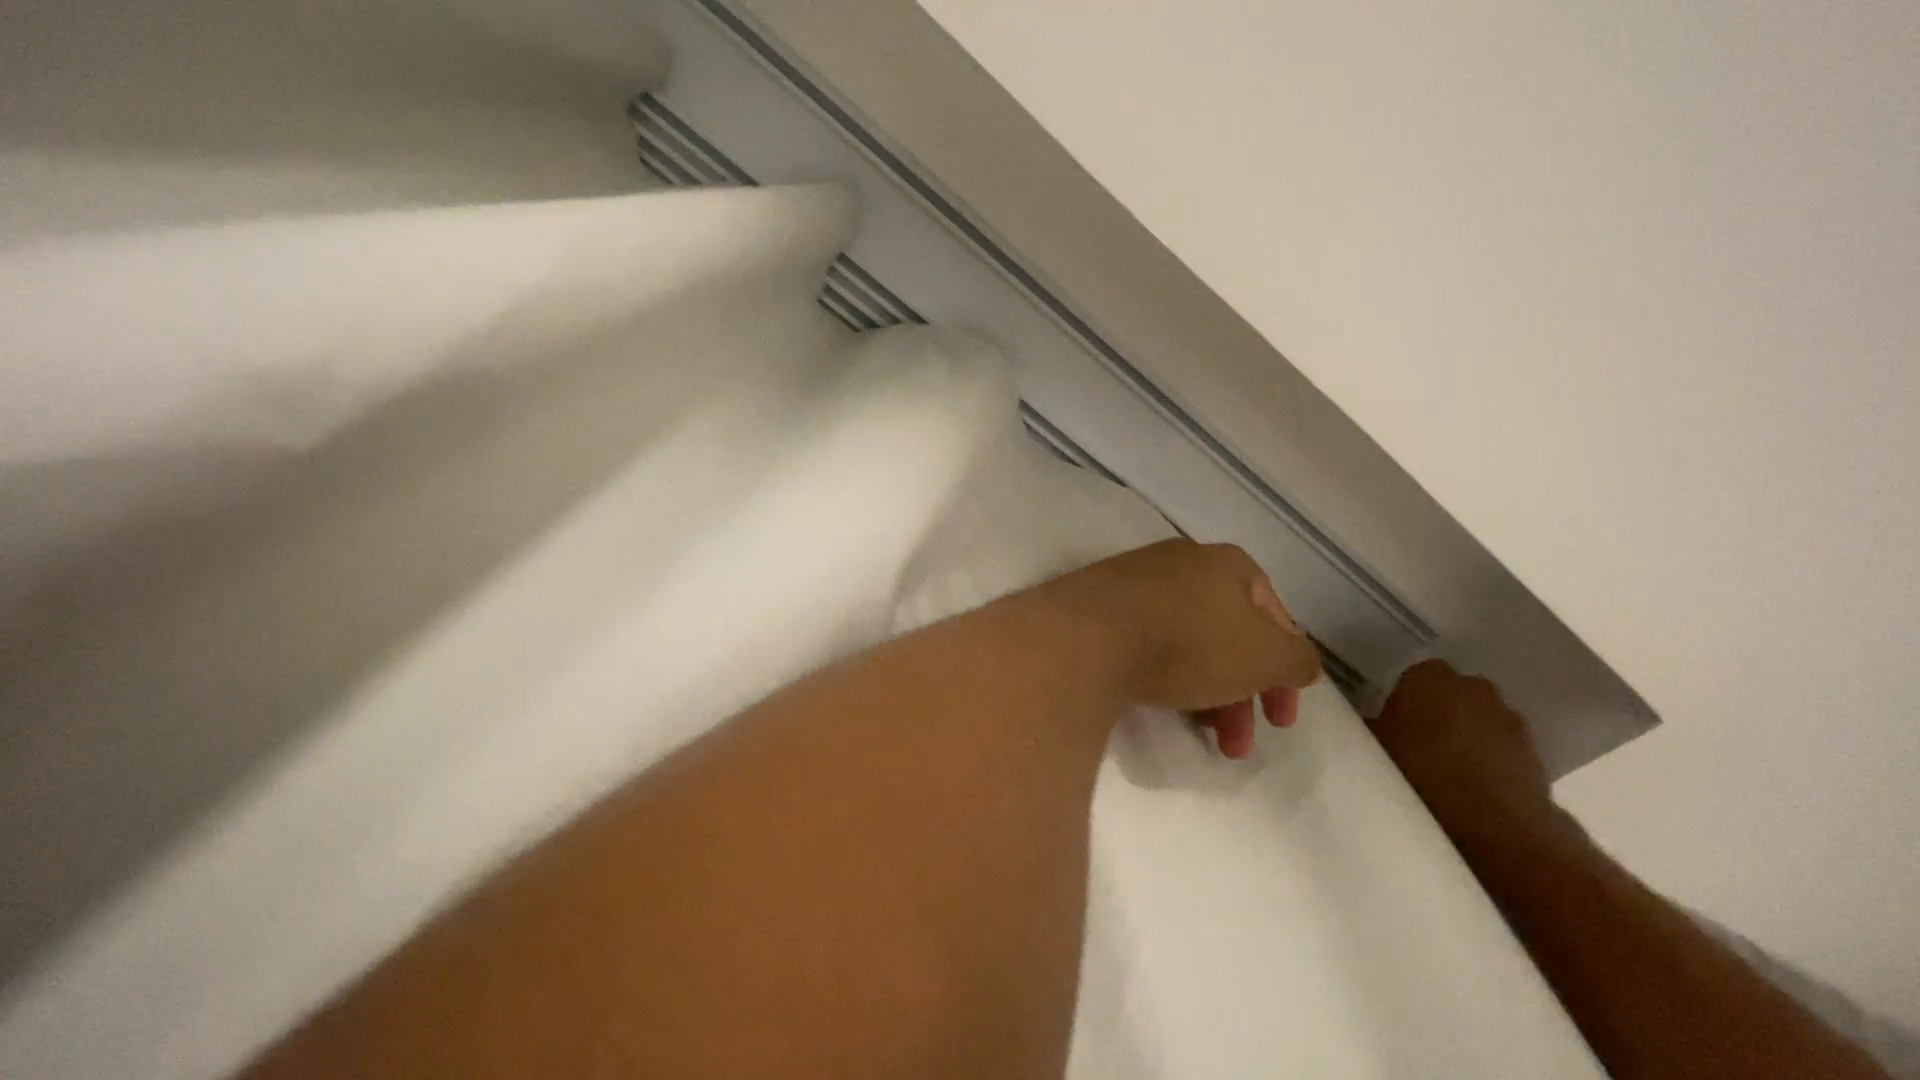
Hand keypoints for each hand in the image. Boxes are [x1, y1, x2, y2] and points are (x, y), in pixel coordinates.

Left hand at [1041, 539, 1321, 757]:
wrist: (1087, 637)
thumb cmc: (1191, 641)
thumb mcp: (1265, 656)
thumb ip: (1296, 660)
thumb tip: (1303, 663)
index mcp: (1228, 564)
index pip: (1274, 616)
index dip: (1285, 669)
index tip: (1282, 718)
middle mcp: (1182, 563)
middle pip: (1228, 635)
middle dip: (1243, 696)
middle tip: (1241, 745)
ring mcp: (1133, 582)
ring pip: (1187, 643)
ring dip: (1207, 697)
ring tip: (1208, 743)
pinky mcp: (1096, 608)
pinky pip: (1144, 645)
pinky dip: (1163, 678)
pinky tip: (1161, 707)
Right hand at [1368, 659, 1559, 839]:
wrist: (1491, 823)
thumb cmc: (1418, 773)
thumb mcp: (1373, 748)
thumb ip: (1373, 728)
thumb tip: (1373, 723)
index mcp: (1429, 678)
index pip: (1416, 676)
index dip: (1407, 699)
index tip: (1397, 724)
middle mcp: (1474, 688)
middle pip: (1455, 695)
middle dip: (1443, 713)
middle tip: (1421, 745)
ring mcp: (1510, 720)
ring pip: (1484, 721)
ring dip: (1472, 738)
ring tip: (1450, 773)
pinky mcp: (1536, 754)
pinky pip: (1505, 751)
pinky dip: (1494, 763)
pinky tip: (1476, 790)